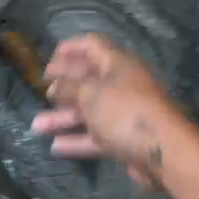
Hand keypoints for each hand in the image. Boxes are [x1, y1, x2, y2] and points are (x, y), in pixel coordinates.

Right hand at [32, 35, 190, 185]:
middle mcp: (122, 85)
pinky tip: (55, 147)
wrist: (161, 152)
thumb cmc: (124, 111)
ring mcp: (123, 113)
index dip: (69, 49)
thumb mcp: (90, 93)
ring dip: (63, 117)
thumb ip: (68, 87)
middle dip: (62, 86)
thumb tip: (54, 86)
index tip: (48, 61)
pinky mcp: (123, 139)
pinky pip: (95, 136)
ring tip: (37, 126)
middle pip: (88, 80)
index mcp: (118, 64)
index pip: (91, 46)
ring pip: (88, 111)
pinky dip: (76, 140)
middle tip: (42, 92)